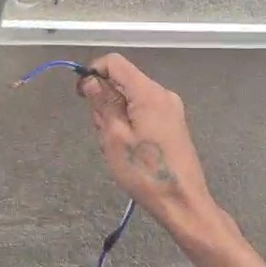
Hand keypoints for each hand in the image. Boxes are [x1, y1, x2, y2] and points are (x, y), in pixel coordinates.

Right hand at [78, 53, 219, 235]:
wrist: (184, 204)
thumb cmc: (145, 171)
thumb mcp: (114, 136)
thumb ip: (102, 103)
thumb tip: (90, 80)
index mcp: (149, 93)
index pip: (115, 62)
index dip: (93, 71)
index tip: (82, 95)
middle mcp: (162, 94)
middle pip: (123, 80)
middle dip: (105, 100)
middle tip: (102, 132)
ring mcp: (170, 109)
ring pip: (130, 98)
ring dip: (115, 115)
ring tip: (115, 146)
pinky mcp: (172, 124)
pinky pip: (142, 110)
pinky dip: (129, 122)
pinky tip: (128, 148)